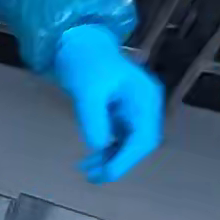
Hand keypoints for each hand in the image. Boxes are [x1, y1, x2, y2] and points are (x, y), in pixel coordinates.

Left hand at [55, 24, 162, 182]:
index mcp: (144, 98)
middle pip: (138, 143)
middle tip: (93, 177)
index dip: (125, 160)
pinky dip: (105, 148)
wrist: (76, 42)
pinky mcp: (119, 110)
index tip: (105, 174)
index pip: (142, 138)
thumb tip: (98, 146)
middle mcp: (143, 104)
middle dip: (117, 162)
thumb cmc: (84, 61)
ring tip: (86, 169)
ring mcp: (133, 108)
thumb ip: (93, 119)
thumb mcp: (86, 91)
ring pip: (128, 142)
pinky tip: (90, 158)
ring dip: (109, 158)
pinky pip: (117, 135)